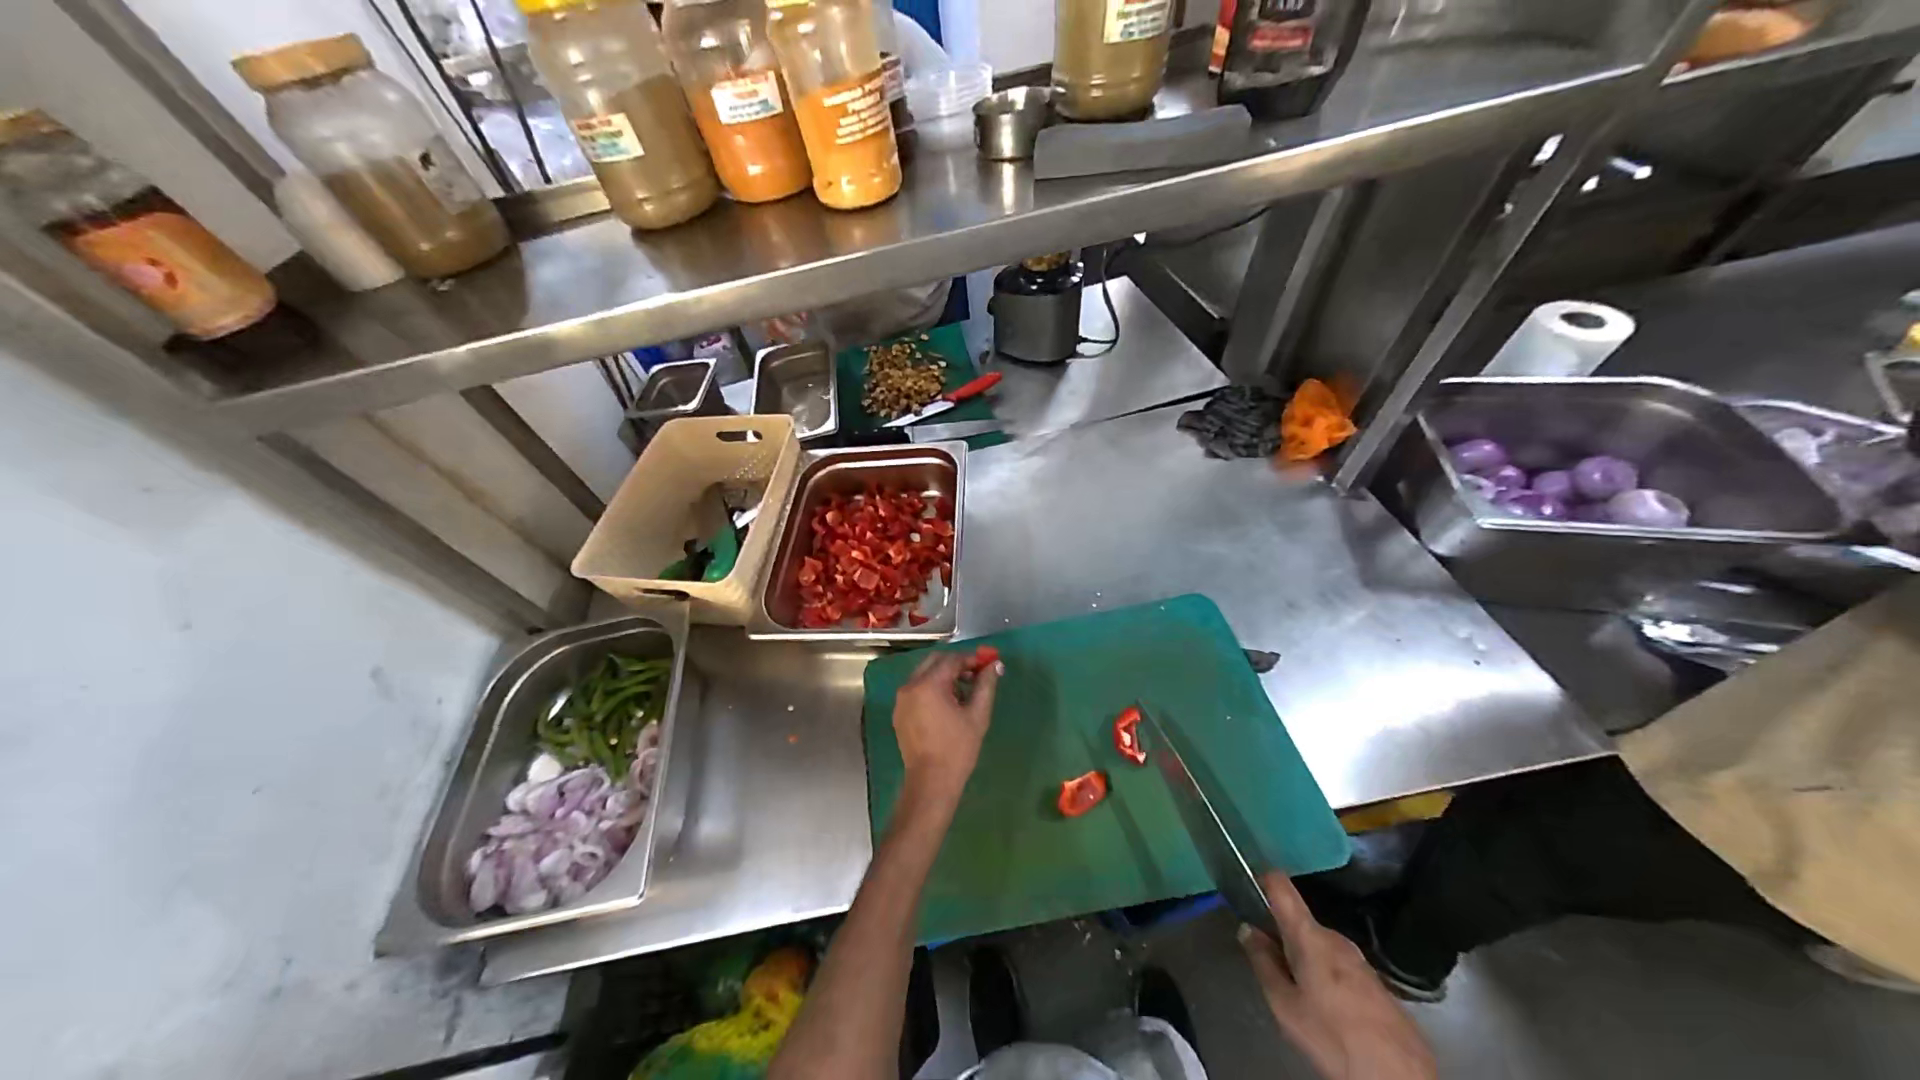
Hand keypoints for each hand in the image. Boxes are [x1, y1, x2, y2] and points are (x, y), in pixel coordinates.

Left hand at [893, 650, 1000, 808]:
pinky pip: (917, 689)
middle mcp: (910, 686)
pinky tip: (947, 705)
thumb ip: (985, 685)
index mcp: (928, 685)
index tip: (987, 664)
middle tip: (976, 675)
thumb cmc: (957, 748)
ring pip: (924, 674)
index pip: (951, 659)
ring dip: (944, 676)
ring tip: (964, 693)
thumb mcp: (977, 715)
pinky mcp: (899, 712)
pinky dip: (932, 688)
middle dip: (956, 664)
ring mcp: (901, 700)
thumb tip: (995, 665)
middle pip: (935, 661)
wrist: (931, 781)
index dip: (971, 659)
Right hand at [1239, 871, 1437, 1079]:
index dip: (1260, 879)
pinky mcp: (1374, 982)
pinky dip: (1322, 973)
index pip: (1281, 887)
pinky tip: (1323, 1008)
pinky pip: (1336, 964)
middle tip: (1265, 964)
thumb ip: (1263, 963)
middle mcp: (1336, 938)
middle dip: (1278, 935)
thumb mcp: (1285, 1006)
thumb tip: (1247, 929)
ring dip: (1300, 957)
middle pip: (1298, 922)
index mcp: (1310, 936)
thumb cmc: (1334, 1038)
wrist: (1402, 1079)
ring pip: (1317, 945)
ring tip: (1292, 991)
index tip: (1244, 888)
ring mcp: (1359, 959)